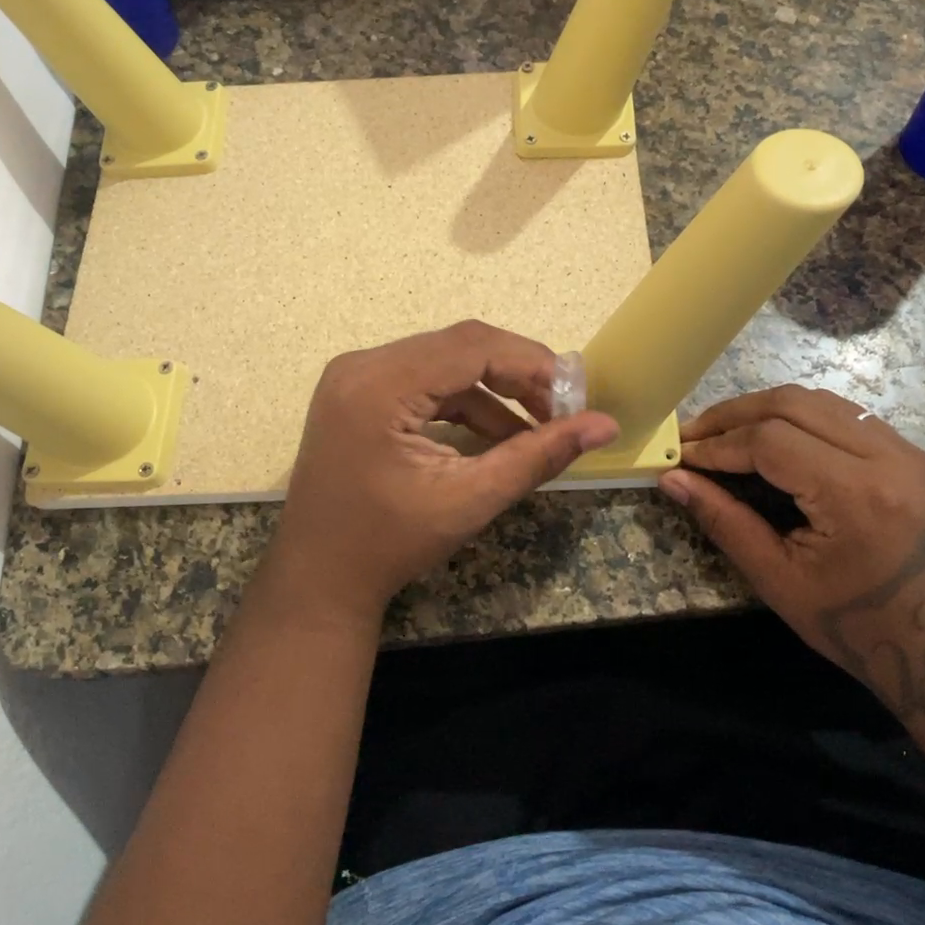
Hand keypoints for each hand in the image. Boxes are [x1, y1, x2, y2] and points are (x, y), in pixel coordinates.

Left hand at [264, 321, 620, 627]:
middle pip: (458, 347)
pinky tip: (497, 435)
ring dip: (493, 391)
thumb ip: (537, 456)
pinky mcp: (358, 395)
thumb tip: (605, 426)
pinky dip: (464, 404)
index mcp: (379, 384)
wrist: (319, 578)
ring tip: (539, 428)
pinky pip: (423, 382)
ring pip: (443, 363)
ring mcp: (355, 378)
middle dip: (517, 376)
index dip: (532, 363)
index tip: (576, 396)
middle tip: (563, 412)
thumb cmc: (389, 545)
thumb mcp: (469, 500)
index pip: (471, 346)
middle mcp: (362, 366)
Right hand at [658, 386, 924, 725]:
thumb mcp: (780, 580)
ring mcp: (913, 455)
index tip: (681, 455)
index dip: (718, 444)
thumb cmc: (857, 630)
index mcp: (858, 496)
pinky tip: (778, 444)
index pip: (770, 440)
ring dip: (770, 410)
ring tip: (729, 435)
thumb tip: (673, 480)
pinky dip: (806, 421)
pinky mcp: (920, 461)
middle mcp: (892, 459)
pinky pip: (852, 419)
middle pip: (796, 403)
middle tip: (695, 434)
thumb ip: (725, 521)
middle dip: (736, 414)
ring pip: (826, 403)